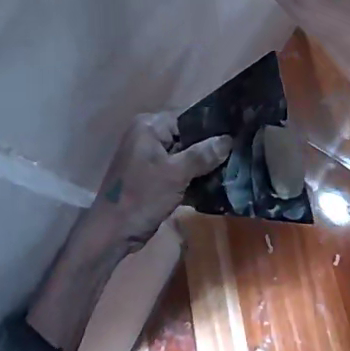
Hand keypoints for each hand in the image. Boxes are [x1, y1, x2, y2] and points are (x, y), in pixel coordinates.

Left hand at [81, 112, 231, 251]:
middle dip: (209, 147)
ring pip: (184, 154)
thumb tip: (228, 139)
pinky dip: (192, 176)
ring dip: (202, 164)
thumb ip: (202, 155)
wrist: (113, 232)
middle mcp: (148, 135)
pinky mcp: (152, 176)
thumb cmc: (142, 196)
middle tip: (237, 154)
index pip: (187, 117)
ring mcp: (149, 156)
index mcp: (149, 126)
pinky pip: (178, 169)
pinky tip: (215, 183)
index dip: (211, 127)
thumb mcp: (175, 173)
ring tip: (232, 168)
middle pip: (186, 136)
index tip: (236, 134)